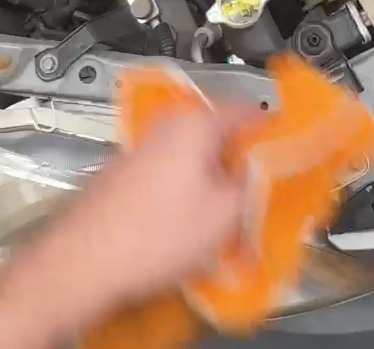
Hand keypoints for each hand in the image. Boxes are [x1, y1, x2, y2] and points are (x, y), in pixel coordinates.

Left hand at [15, 102, 257, 320]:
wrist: (82, 262)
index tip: (291, 158)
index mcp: (198, 120)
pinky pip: (178, 169)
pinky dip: (193, 188)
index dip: (279, 135)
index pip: (255, 110)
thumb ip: (259, 183)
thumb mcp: (226, 212)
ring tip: (229, 215)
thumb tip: (276, 169)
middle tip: (261, 195)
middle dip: (247, 162)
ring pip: (202, 153)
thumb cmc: (145, 235)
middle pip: (227, 132)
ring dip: (219, 178)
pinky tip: (195, 223)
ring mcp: (149, 143)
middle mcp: (171, 122)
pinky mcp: (134, 168)